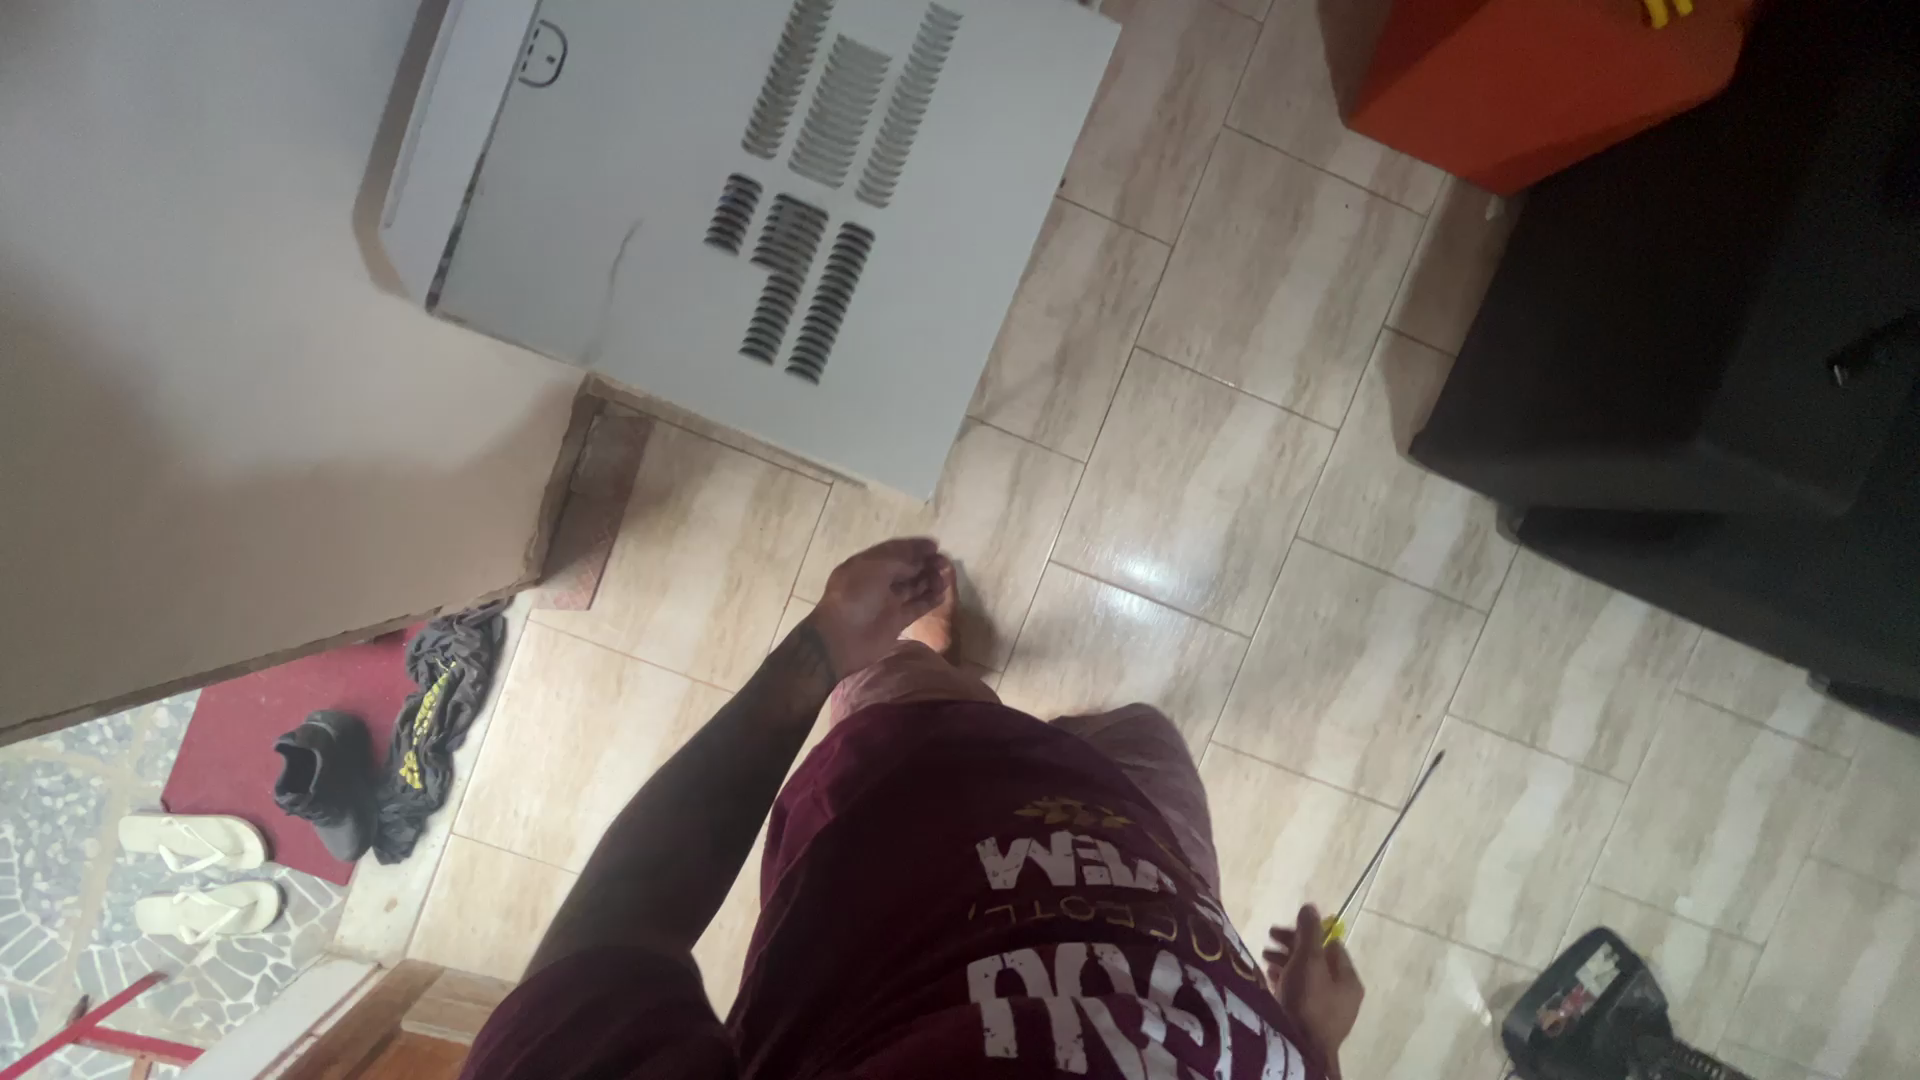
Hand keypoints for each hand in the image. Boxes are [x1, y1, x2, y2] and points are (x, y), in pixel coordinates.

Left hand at [806, 537, 951, 678]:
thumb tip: (918, 561)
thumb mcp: (874, 567)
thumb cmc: (855, 595)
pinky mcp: (897, 621)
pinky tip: (943, 593)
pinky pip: (917, 606)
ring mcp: (888, 602)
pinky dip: (930, 600)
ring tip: (945, 577)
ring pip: (914, 587)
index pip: (895, 550)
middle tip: (944, 562)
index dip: (915, 547)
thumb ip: (899, 560)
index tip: (935, 545)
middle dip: (925, 563)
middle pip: (907, 568)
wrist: (842, 637)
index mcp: (868, 564)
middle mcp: (879, 581)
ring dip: (930, 580)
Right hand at [1263, 905, 1362, 1074]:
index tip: (1281, 929)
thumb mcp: (1308, 960)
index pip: (1330, 943)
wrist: (1300, 1048)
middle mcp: (1343, 993)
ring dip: (1285, 961)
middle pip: (1317, 958)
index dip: (1305, 932)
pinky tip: (1270, 977)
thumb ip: (1309, 931)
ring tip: (1265, 958)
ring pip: (1306, 975)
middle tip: (1268, 940)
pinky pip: (1300, 992)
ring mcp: (1329, 1009)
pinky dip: (1286, 980)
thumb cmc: (1308, 1000)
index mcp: (1348, 978)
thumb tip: (1310, 906)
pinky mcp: (1313, 1021)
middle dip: (1291, 946)